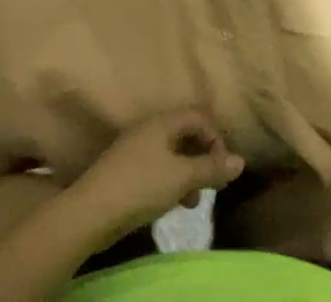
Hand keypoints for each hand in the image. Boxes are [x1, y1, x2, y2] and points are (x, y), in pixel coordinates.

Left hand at [68, 110, 245, 236]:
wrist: (90, 213)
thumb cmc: (141, 186)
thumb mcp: (182, 177)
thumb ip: (212, 168)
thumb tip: (240, 161)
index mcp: (162, 122)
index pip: (199, 117)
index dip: (216, 138)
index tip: (222, 166)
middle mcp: (148, 130)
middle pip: (186, 135)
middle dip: (204, 158)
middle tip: (213, 183)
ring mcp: (135, 151)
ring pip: (172, 155)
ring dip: (189, 174)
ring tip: (194, 201)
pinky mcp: (126, 172)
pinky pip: (158, 170)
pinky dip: (172, 183)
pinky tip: (174, 204)